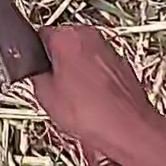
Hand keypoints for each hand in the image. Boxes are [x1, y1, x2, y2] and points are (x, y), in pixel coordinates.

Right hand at [29, 26, 165, 157]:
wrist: (128, 129)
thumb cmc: (90, 112)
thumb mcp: (45, 95)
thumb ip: (36, 73)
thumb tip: (36, 68)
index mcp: (67, 36)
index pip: (40, 37)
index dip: (37, 58)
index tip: (38, 74)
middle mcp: (89, 35)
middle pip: (63, 45)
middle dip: (57, 63)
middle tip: (54, 89)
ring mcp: (108, 49)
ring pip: (82, 56)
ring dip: (76, 72)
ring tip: (74, 99)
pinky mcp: (122, 64)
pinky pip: (98, 67)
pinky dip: (93, 79)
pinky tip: (90, 102)